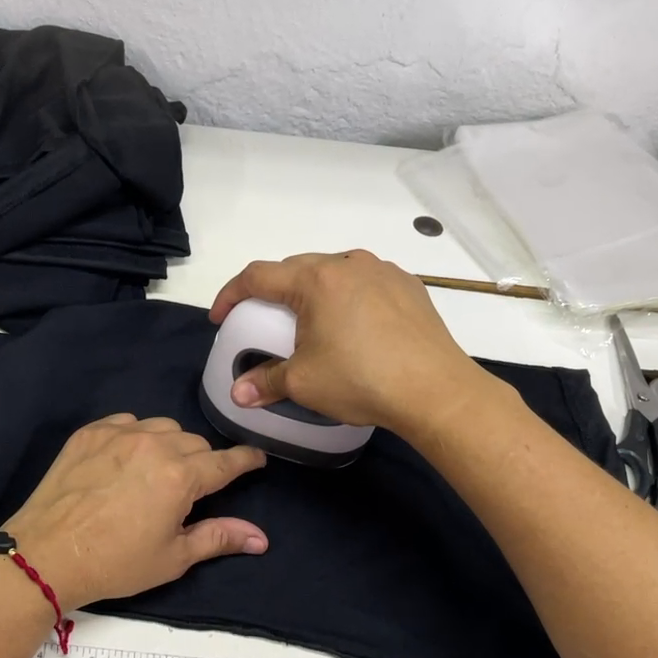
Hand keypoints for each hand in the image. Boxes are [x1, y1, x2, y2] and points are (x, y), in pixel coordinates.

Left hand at [0, 414, 268, 609]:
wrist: (46, 553)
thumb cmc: (115, 563)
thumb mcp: (172, 557)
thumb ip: (218, 538)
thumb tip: (260, 537)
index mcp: (180, 476)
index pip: (225, 462)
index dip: (245, 460)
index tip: (256, 459)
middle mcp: (154, 445)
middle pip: (194, 443)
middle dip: (201, 462)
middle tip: (190, 490)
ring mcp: (118, 434)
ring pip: (162, 427)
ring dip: (169, 445)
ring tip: (157, 472)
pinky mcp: (89, 432)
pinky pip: (126, 422)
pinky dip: (135, 436)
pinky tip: (126, 459)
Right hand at [209, 251, 501, 433]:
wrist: (435, 390)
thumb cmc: (361, 380)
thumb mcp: (303, 383)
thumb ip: (265, 382)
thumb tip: (239, 393)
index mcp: (316, 280)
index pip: (258, 276)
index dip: (231, 294)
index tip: (222, 318)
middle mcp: (348, 264)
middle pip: (296, 269)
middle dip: (273, 294)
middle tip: (264, 324)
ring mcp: (383, 272)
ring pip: (333, 273)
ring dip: (313, 293)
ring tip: (309, 324)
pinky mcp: (409, 287)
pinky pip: (365, 283)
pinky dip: (347, 299)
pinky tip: (352, 328)